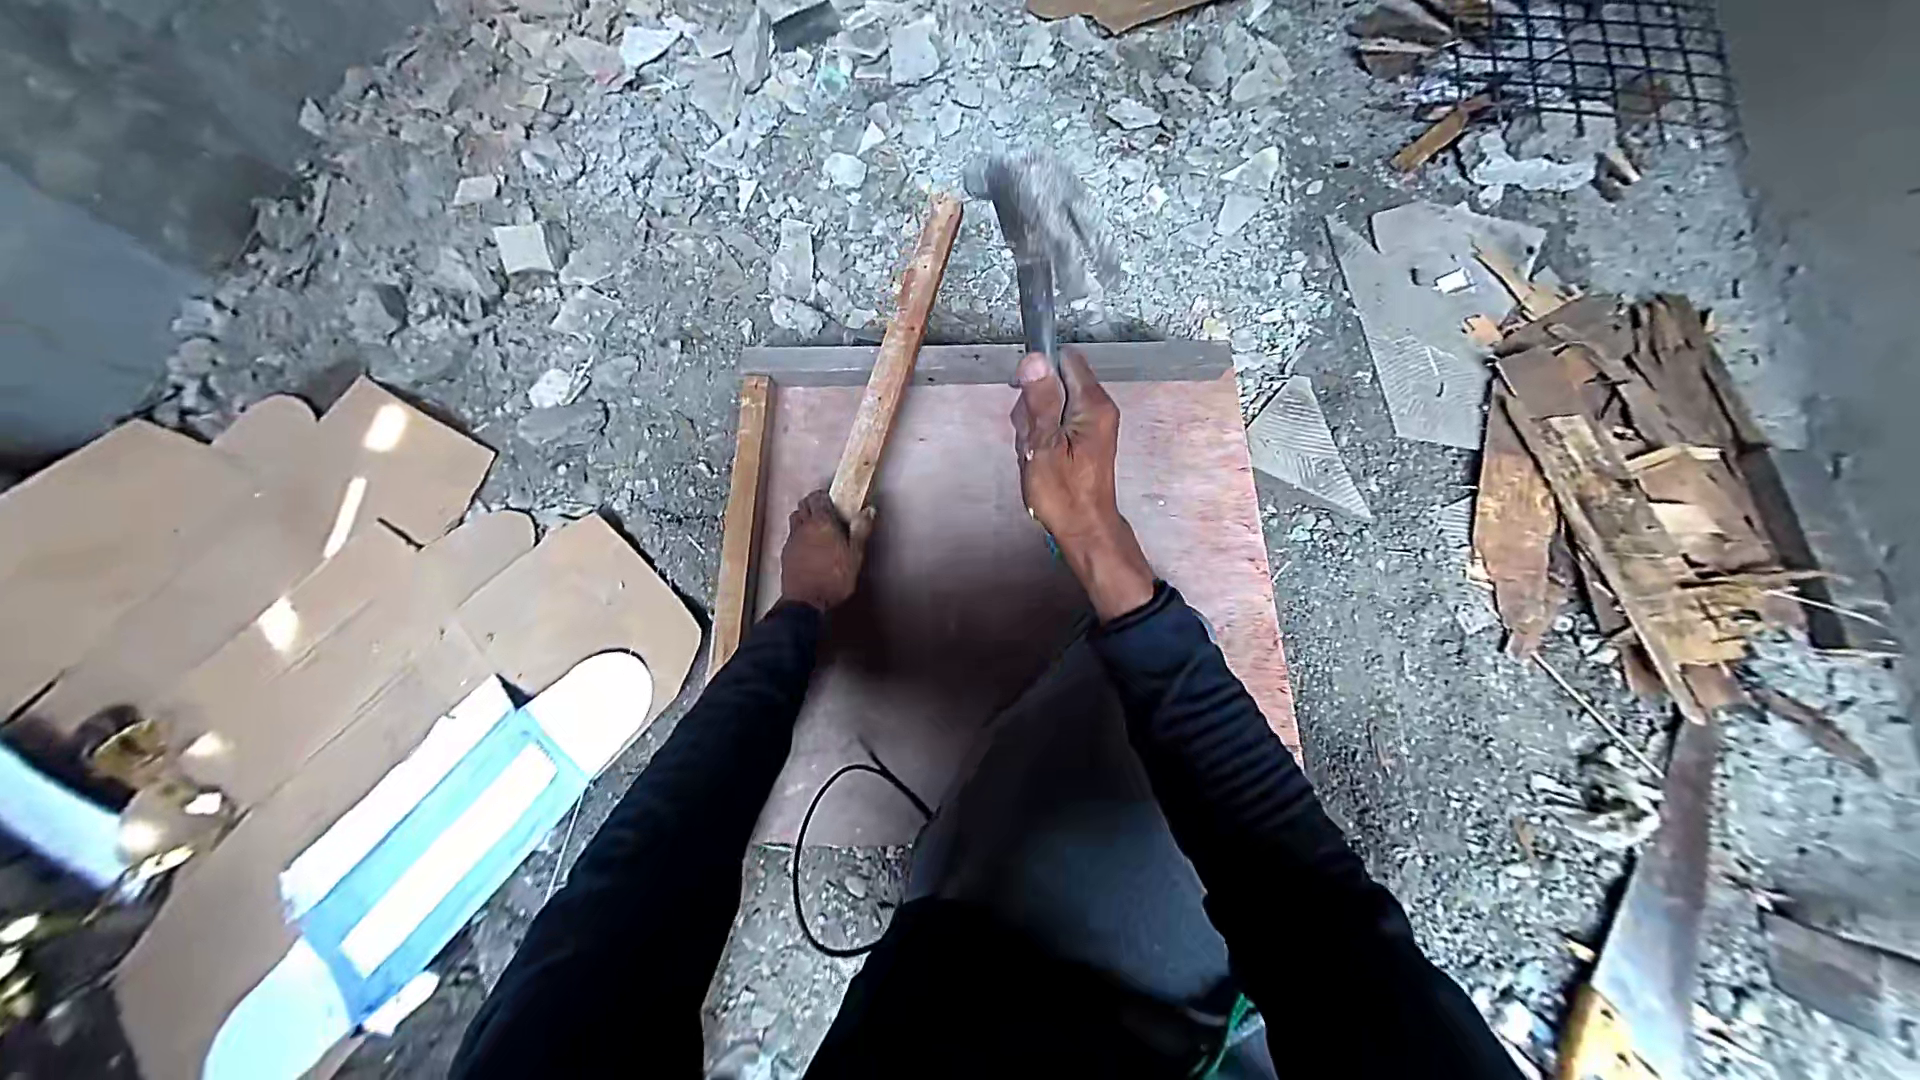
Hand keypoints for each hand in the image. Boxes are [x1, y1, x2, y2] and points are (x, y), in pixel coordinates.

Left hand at [780, 489, 873, 611]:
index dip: (825, 495)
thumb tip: (869, 511)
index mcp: (822, 523)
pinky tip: (808, 543)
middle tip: (825, 508)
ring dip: (804, 516)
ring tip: (816, 524)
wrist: (807, 601)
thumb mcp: (855, 555)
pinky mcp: (786, 552)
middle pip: (804, 504)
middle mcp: (804, 527)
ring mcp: (793, 539)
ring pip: (795, 517)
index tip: (833, 499)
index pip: (818, 498)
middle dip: (813, 502)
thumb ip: (861, 530)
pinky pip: (791, 534)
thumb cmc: (833, 579)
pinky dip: (799, 532)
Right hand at [1010, 350, 1154, 620]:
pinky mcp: (1083, 440)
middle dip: (1032, 407)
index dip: (1038, 372)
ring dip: (1033, 427)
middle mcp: (1098, 408)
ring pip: (1050, 406)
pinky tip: (1040, 460)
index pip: (1064, 359)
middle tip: (1031, 439)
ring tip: (1036, 455)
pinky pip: (1055, 425)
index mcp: (1093, 404)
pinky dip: (1041, 440)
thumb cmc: (1065, 494)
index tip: (1024, 396)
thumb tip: (1035, 359)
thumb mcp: (1044, 445)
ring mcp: (1092, 425)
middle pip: (1054, 383)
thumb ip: (1040, 400)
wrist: (1084, 529)